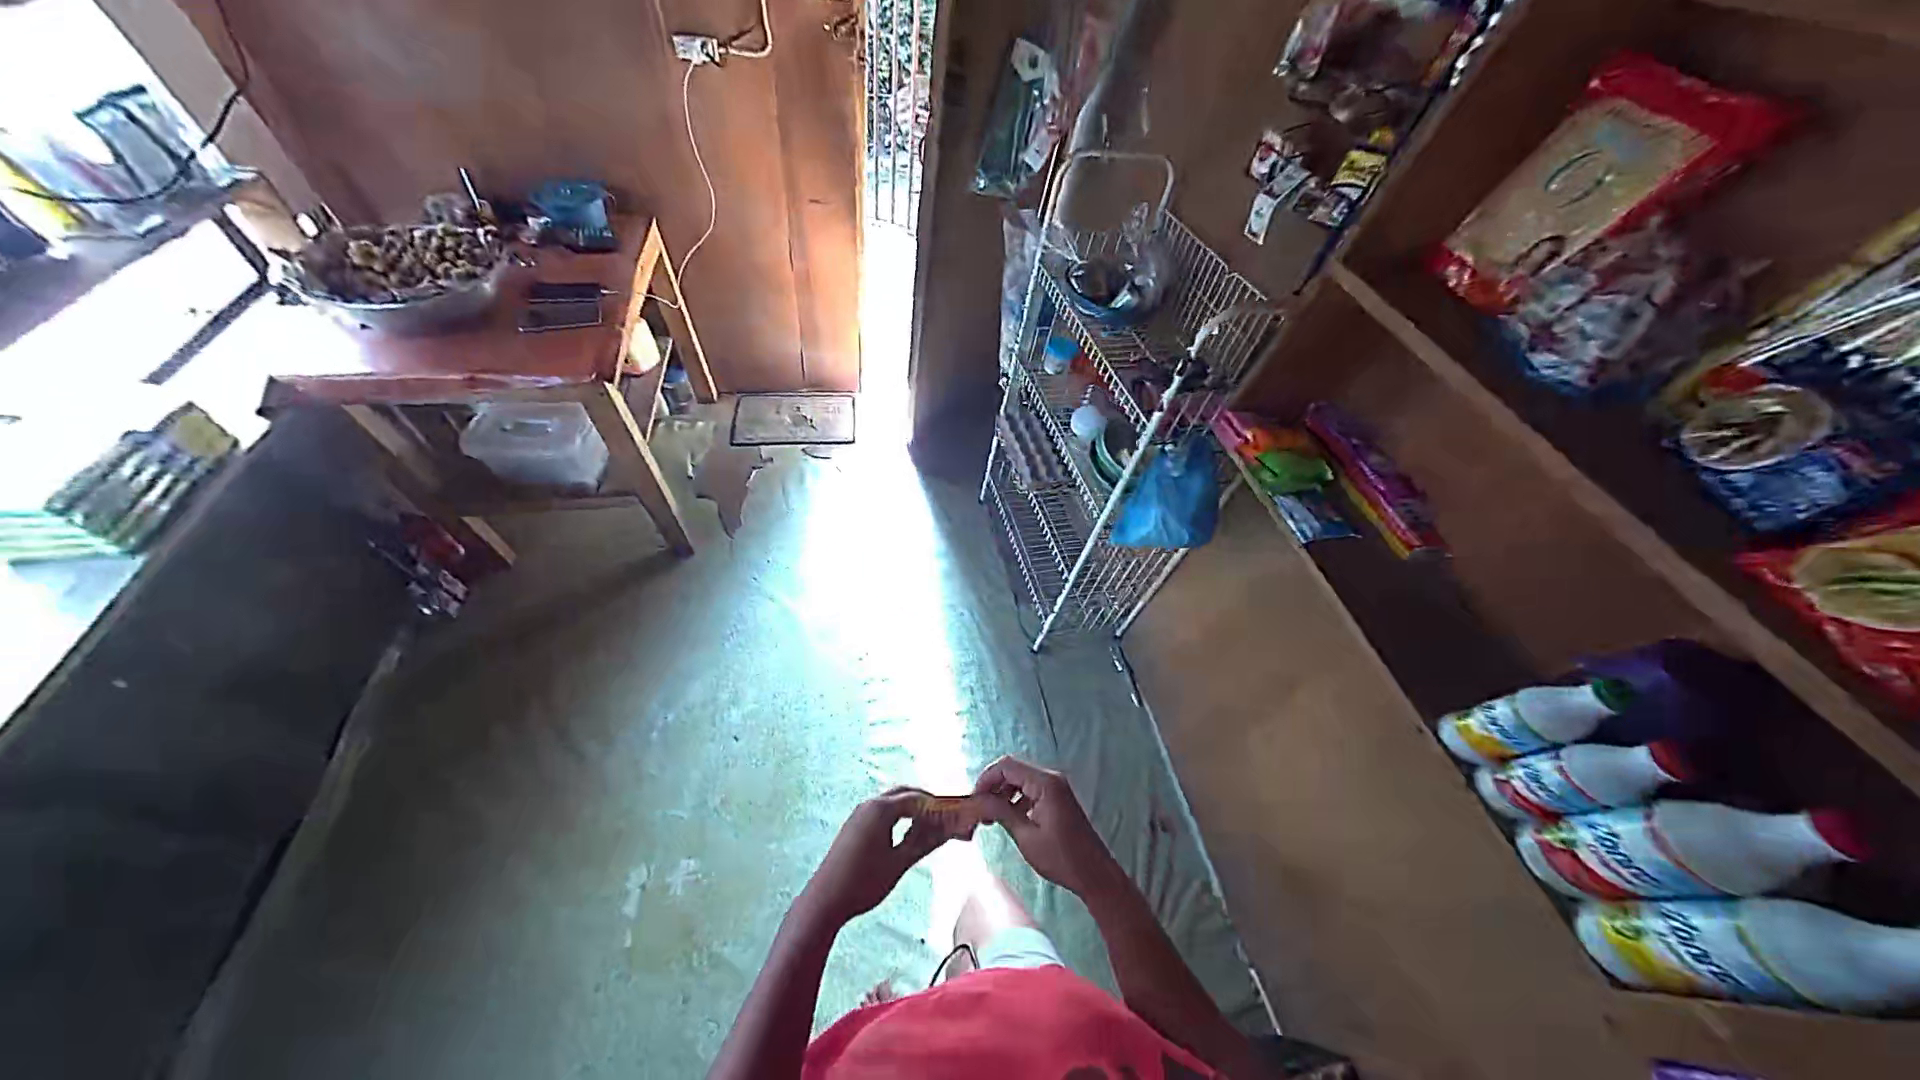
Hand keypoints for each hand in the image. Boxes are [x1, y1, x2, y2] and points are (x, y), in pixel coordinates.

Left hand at [800, 787, 970, 925]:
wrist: (824, 901)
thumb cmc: (863, 883)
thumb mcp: (899, 862)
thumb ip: (925, 841)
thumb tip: (952, 828)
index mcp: (881, 808)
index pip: (919, 798)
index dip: (941, 806)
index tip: (958, 818)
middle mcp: (870, 804)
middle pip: (907, 794)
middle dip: (929, 804)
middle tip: (948, 820)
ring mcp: (860, 813)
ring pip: (895, 802)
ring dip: (915, 810)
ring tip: (933, 829)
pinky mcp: (855, 825)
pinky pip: (884, 811)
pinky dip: (901, 817)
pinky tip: (909, 835)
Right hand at [972, 756, 1122, 899]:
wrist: (1094, 875)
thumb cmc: (1062, 858)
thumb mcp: (1025, 836)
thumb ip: (1001, 812)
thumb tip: (977, 800)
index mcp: (1046, 783)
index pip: (1007, 766)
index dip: (986, 779)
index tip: (973, 799)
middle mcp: (1052, 779)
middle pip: (1013, 770)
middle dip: (993, 787)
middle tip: (980, 810)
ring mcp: (1056, 788)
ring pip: (1021, 780)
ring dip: (1003, 794)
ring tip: (991, 817)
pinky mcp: (1057, 798)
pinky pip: (1031, 790)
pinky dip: (1016, 800)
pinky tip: (1009, 819)